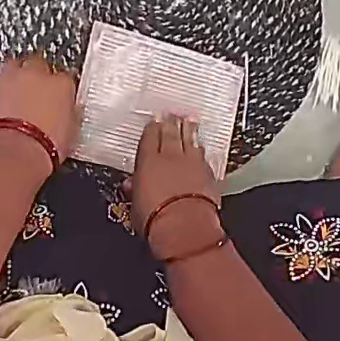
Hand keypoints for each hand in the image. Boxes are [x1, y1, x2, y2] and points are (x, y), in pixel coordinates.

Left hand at [0, 56, 78, 167]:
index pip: (65, 77)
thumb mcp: (71, 132)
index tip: (57, 97)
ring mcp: (11, 78)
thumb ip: (70, 114)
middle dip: (36, 74)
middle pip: (37, 63)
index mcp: (62, 85)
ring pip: (13, 65)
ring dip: (14, 76)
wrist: (15, 153)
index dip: (60, 88)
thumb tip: (69, 114)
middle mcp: (37, 74)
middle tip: (34, 92)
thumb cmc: (43, 146)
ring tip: (14, 93)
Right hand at [131, 115, 223, 257]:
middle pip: (171, 133)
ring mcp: (192, 163)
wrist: (185, 227)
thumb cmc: (156, 219)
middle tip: (172, 113)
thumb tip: (132, 186)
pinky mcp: (208, 173)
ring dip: (189, 129)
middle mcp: (171, 157)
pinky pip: (203, 155)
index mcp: (148, 161)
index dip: (152, 127)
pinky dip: (201, 149)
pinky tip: (201, 147)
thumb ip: (135, 191)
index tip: (154, 121)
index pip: (150, 137)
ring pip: (191, 140)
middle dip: (171, 122)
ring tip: (189, 120)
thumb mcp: (135, 206)